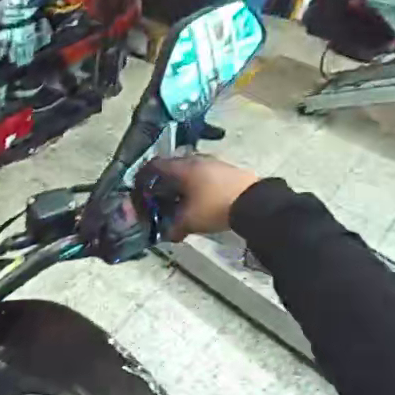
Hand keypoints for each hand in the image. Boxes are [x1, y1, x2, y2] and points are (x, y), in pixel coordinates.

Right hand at [145, 155, 260, 241]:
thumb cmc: (214, 207)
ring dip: (183, 183)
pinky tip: (200, 199)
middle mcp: (196, 159)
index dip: (144, 176)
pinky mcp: (228, 170)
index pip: (155, 166)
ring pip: (191, 170)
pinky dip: (198, 184)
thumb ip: (174, 227)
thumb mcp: (190, 221)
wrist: (255, 202)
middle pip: (173, 167)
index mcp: (182, 167)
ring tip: (180, 200)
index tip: (140, 188)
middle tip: (159, 196)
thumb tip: (167, 235)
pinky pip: (205, 174)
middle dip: (164, 181)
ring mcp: (214, 163)